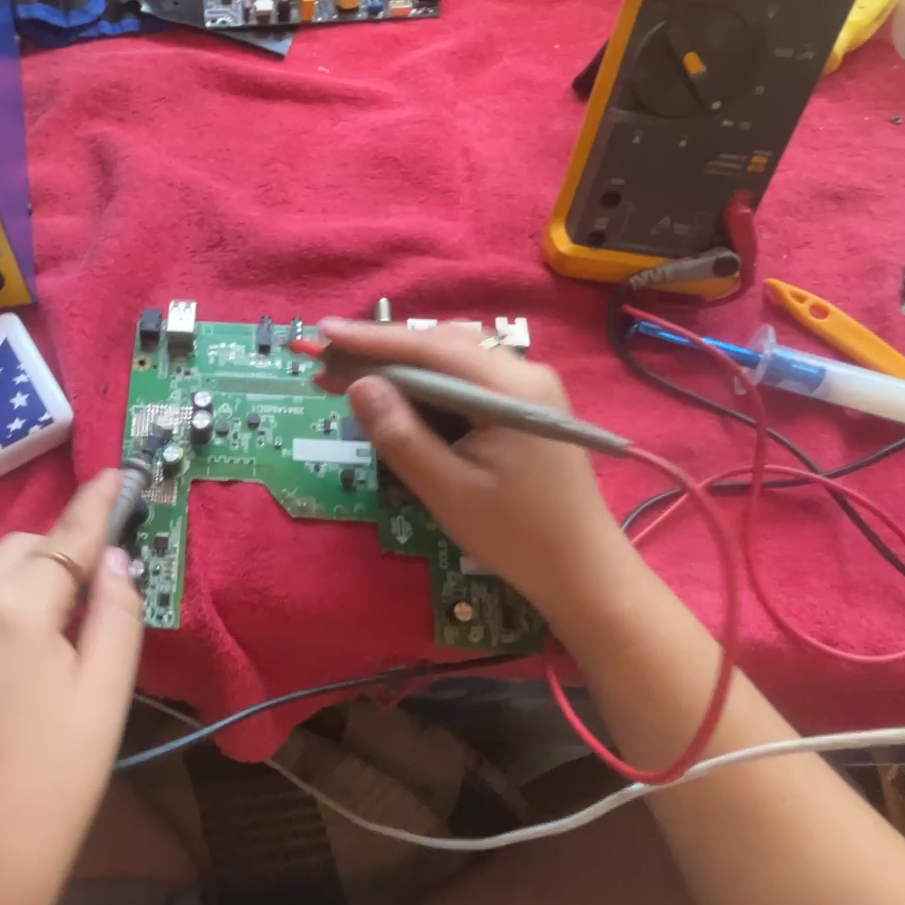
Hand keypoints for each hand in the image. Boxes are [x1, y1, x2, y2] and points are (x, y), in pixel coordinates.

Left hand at [0, 471, 144, 904]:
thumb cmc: (47, 793)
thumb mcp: (103, 702)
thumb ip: (116, 617)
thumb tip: (115, 561)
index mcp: (11, 610)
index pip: (65, 538)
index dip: (95, 505)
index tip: (114, 474)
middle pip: (14, 553)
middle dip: (53, 556)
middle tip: (87, 594)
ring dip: (14, 590)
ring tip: (42, 644)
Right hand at [313, 319, 629, 610]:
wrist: (583, 572)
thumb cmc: (517, 535)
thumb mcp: (447, 489)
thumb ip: (400, 434)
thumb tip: (359, 386)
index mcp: (510, 387)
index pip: (429, 348)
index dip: (370, 339)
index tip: (322, 333)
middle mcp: (522, 373)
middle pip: (438, 346)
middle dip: (379, 352)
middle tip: (325, 360)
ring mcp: (525, 388)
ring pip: (449, 361)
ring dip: (399, 368)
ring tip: (351, 378)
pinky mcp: (521, 407)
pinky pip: (462, 382)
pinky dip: (424, 388)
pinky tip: (396, 400)